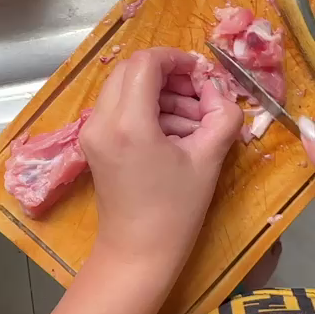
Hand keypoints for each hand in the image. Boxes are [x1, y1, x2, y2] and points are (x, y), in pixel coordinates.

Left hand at [81, 48, 240, 272]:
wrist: (137, 254)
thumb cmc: (175, 211)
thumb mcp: (208, 159)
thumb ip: (222, 116)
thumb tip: (220, 91)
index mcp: (128, 122)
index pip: (146, 63)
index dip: (176, 59)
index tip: (202, 74)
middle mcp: (101, 120)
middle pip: (131, 70)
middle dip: (168, 75)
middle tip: (199, 95)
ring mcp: (92, 131)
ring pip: (125, 87)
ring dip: (160, 93)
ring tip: (195, 122)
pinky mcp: (94, 143)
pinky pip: (120, 108)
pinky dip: (147, 109)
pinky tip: (176, 133)